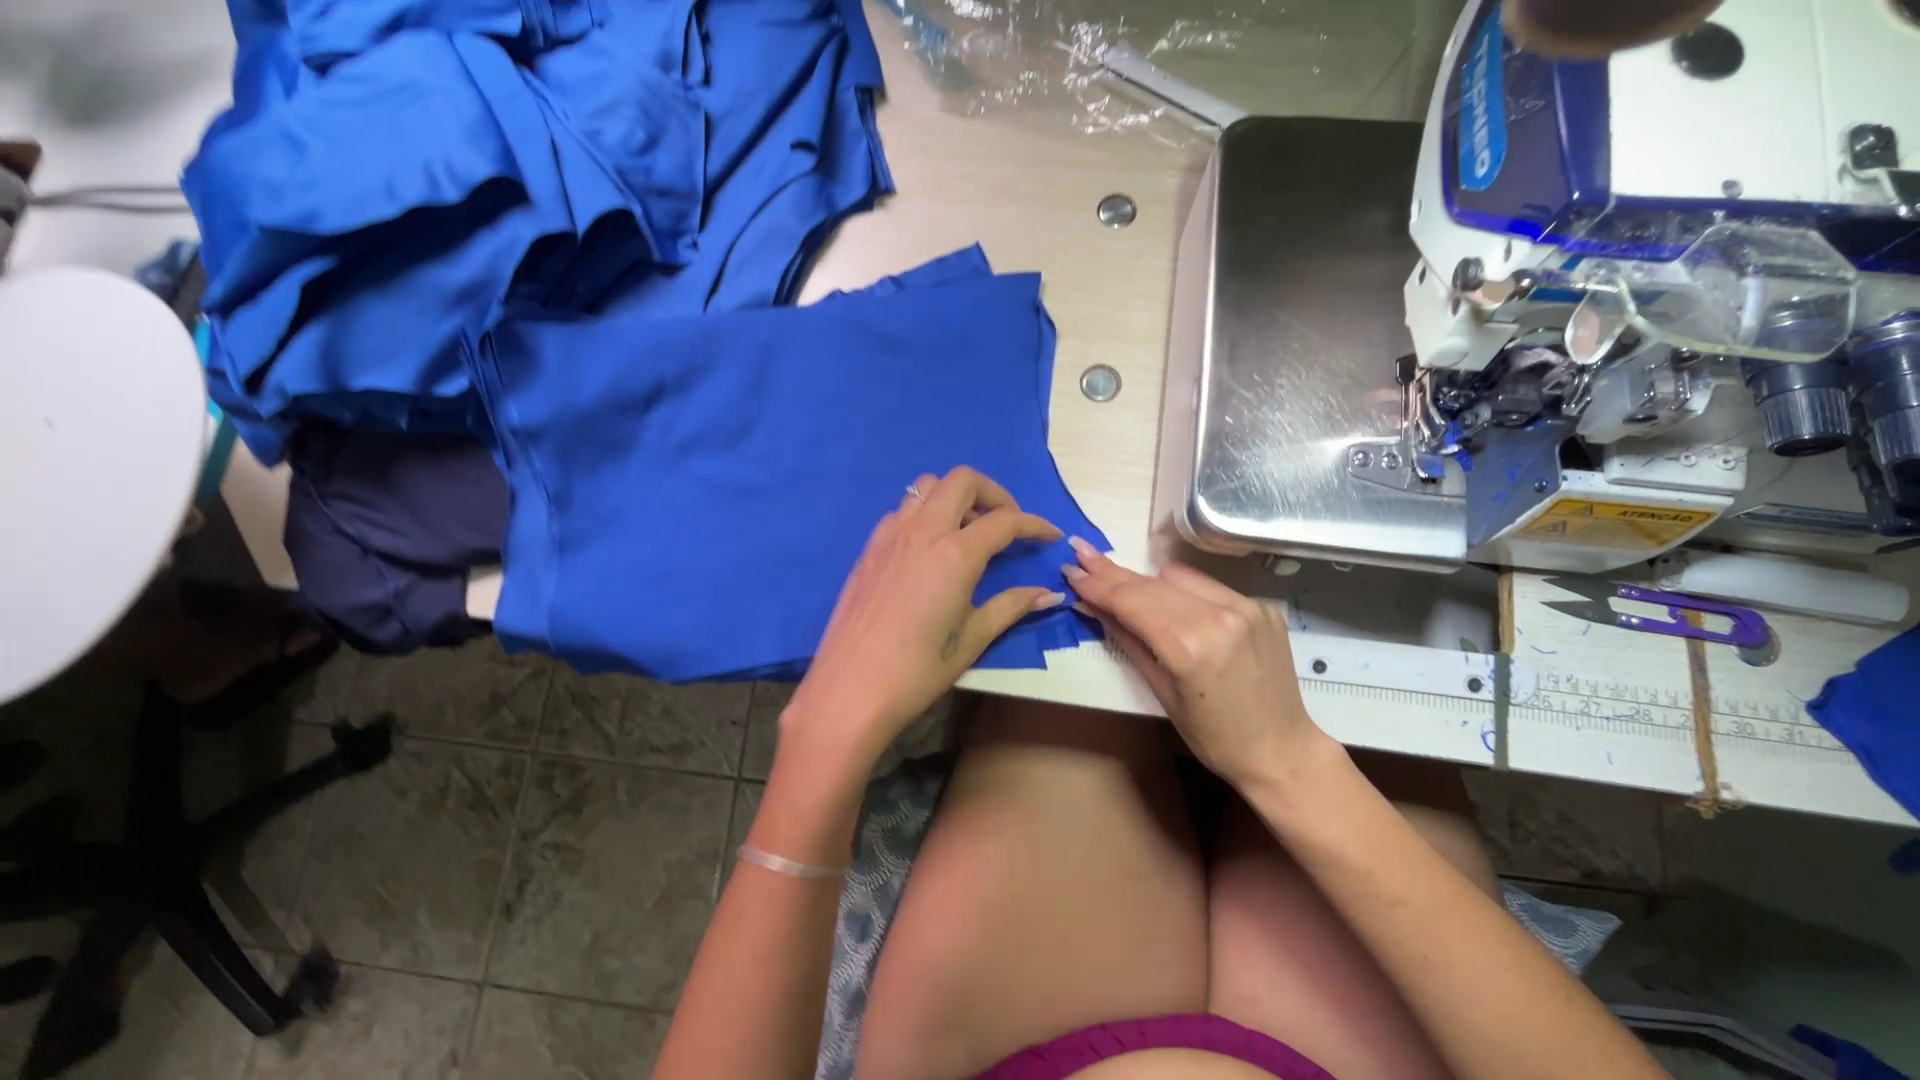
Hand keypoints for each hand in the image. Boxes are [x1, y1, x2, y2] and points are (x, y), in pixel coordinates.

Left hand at [783, 467, 1065, 770]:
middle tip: (1006, 524)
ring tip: (968, 532)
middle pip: (962, 480)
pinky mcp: (869, 548)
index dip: (1033, 524)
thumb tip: (1048, 594)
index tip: (1049, 535)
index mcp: (955, 553)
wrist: (850, 688)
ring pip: (927, 487)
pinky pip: (902, 510)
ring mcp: (890, 535)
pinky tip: (931, 549)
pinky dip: (925, 513)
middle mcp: (922, 530)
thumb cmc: (917, 671)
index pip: (1004, 520)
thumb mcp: (972, 640)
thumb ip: (1010, 607)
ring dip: (954, 498)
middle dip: (993, 493)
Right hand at [1064, 540, 1330, 792]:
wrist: (1281, 749)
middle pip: (1152, 584)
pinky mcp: (1262, 606)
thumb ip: (1127, 640)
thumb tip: (1091, 606)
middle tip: (1083, 555)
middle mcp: (1219, 616)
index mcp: (1190, 646)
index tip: (1072, 570)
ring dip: (1148, 582)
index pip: (1133, 602)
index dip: (1098, 585)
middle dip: (1114, 574)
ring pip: (1179, 578)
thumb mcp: (1161, 691)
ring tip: (1121, 583)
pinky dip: (1184, 591)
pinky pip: (1209, 587)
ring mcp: (1245, 607)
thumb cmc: (1213, 737)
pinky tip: (1170, 602)